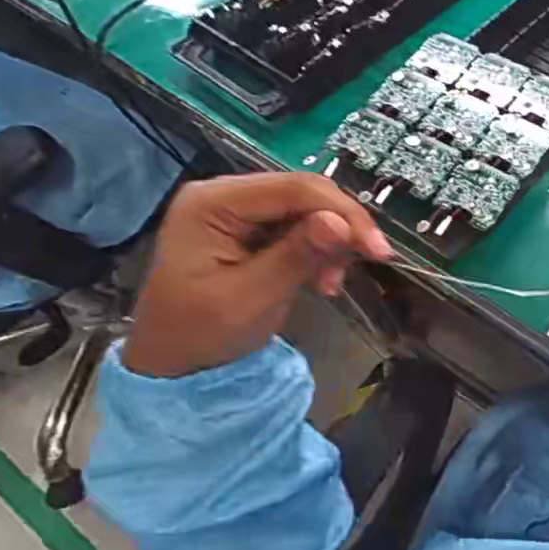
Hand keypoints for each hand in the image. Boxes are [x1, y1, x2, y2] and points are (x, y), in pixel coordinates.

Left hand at [121, 173, 393, 378]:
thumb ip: (295, 256)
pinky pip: (298, 227)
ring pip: (306, 209)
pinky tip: (322, 278)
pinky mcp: (250, 228)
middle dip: (340, 226)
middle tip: (370, 260)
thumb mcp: (250, 298)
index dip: (342, 212)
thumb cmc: (200, 334)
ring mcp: (237, 210)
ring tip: (331, 283)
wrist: (171, 362)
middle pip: (302, 193)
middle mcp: (225, 194)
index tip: (376, 247)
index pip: (292, 188)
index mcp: (213, 202)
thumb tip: (340, 222)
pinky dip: (318, 250)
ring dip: (331, 242)